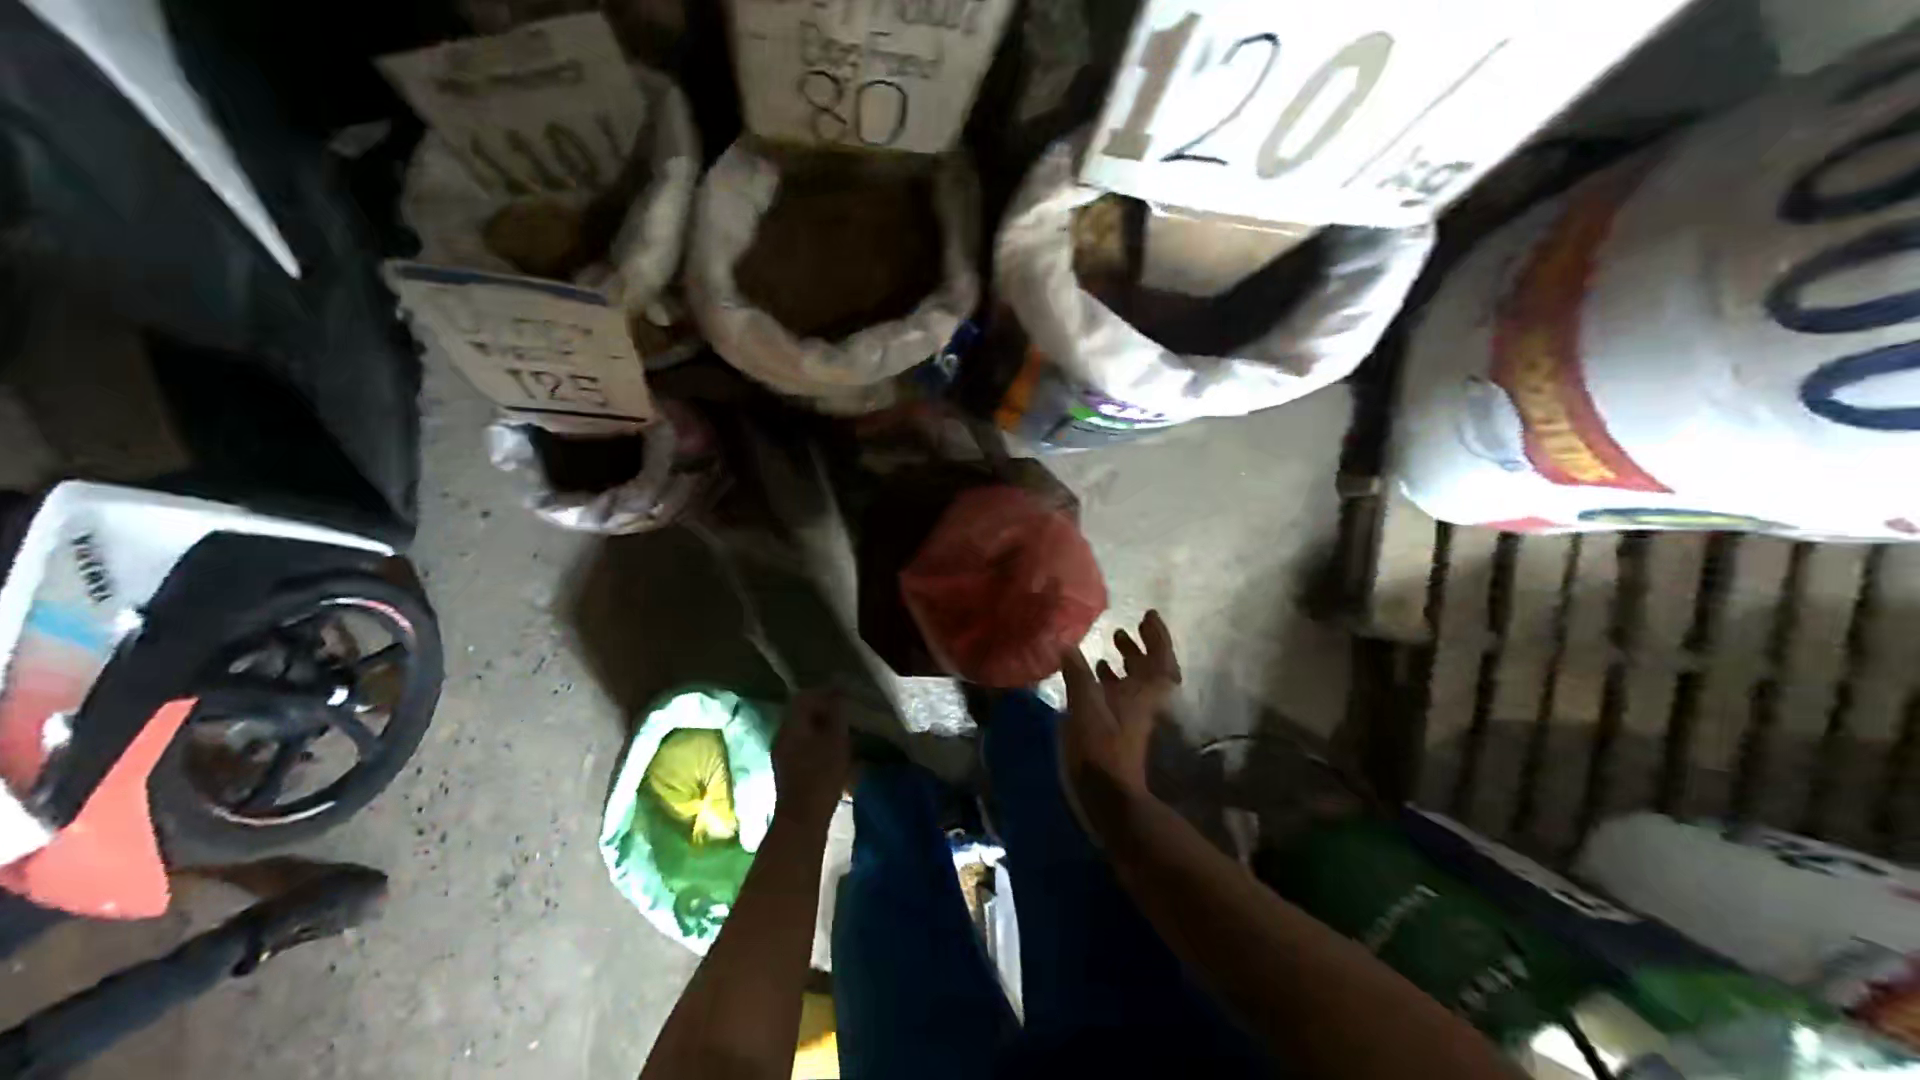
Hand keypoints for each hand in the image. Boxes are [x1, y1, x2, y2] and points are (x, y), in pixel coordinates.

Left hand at [773, 689, 850, 826]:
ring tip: (842, 731)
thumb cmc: (821, 777)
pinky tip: (832, 750)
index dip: (824, 692)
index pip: (804, 697)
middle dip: (823, 708)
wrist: (802, 820)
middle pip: (801, 712)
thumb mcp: (836, 742)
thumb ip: (836, 716)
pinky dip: (817, 740)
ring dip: (821, 726)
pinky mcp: (787, 769)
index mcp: (792, 726)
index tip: (843, 694)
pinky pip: (802, 744)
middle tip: (845, 711)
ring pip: (802, 729)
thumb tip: (837, 697)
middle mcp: (783, 735)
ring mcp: (782, 753)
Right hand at [1059, 610, 1180, 814]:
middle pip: (1152, 669)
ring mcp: (1133, 716)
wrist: (1109, 795)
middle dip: (1142, 646)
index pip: (1159, 659)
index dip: (1157, 636)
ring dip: (1129, 661)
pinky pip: (1123, 694)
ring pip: (1138, 682)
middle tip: (1126, 628)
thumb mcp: (1084, 706)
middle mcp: (1143, 702)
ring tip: (1111, 644)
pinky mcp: (1121, 728)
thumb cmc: (1100, 747)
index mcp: (1143, 693)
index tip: (1149, 615)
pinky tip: (1096, 675)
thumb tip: (1067, 645)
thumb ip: (1078, 674)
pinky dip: (1114, 680)